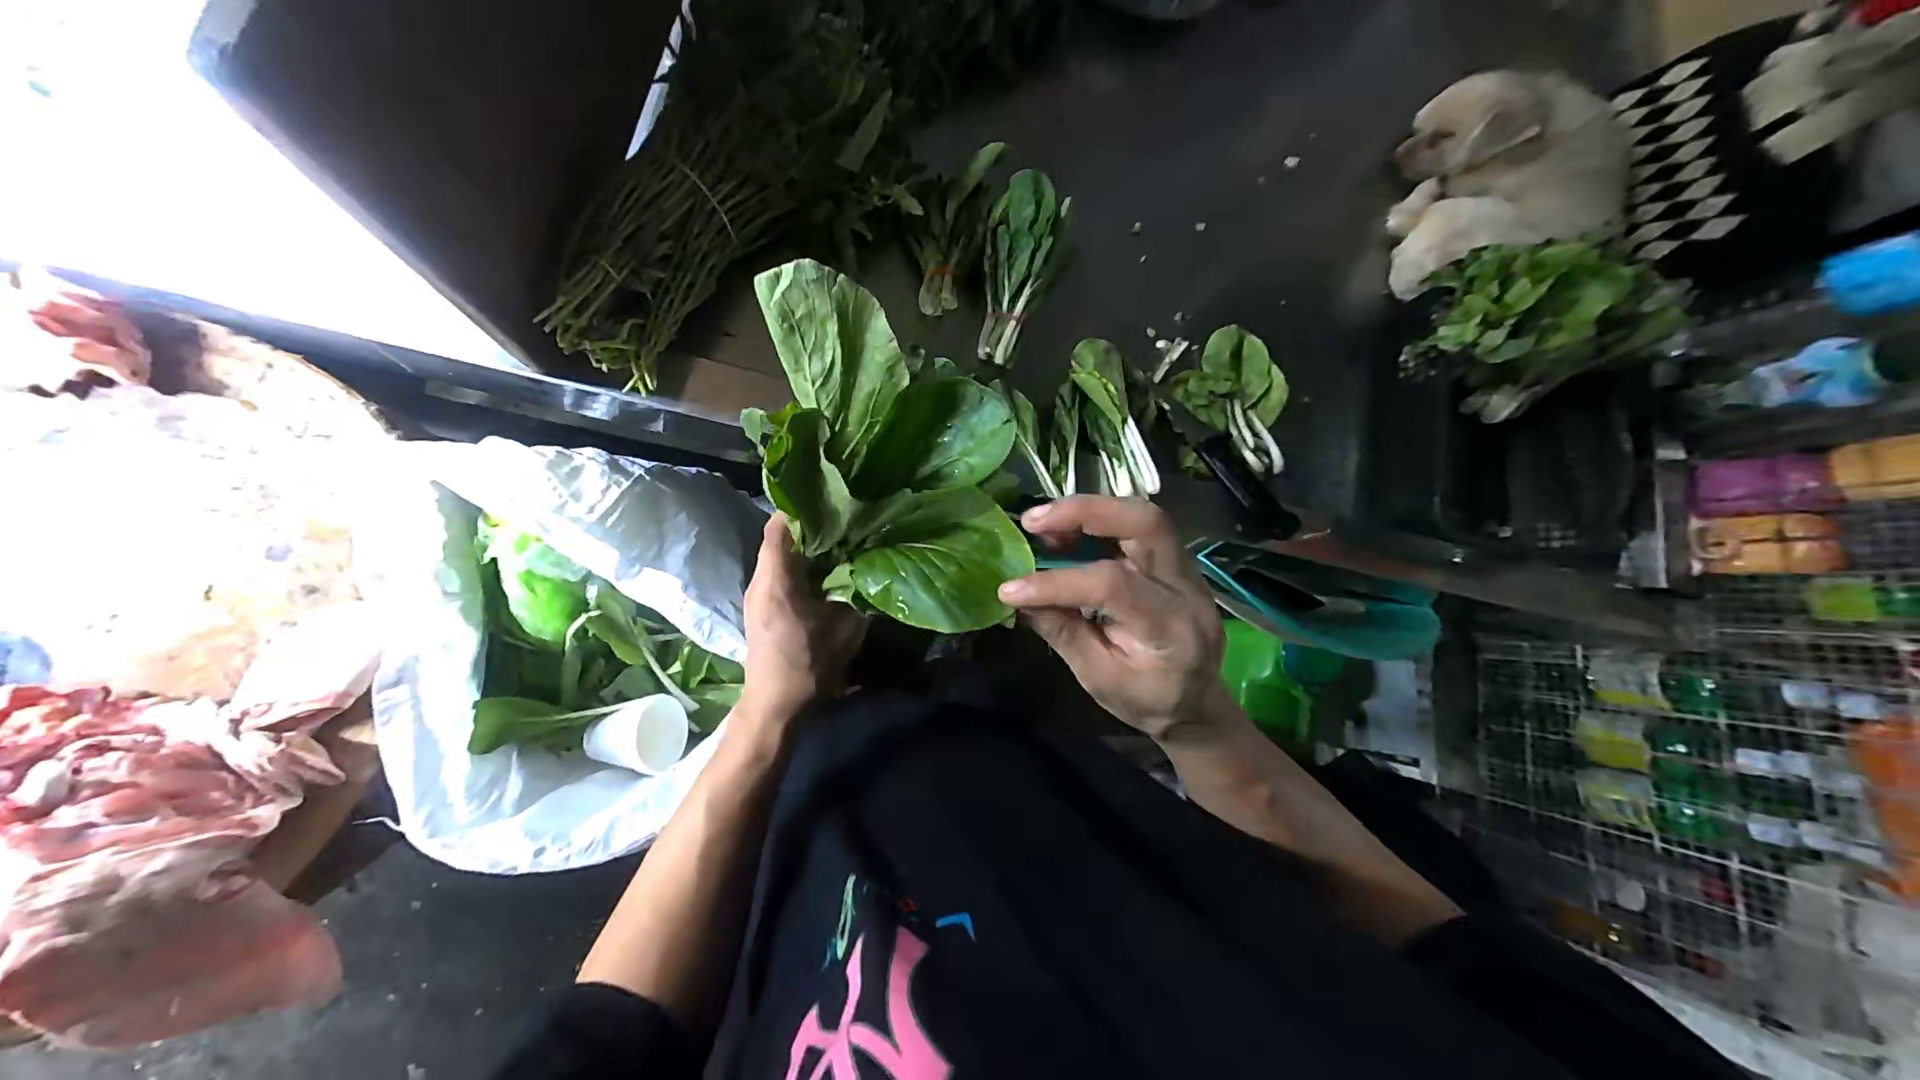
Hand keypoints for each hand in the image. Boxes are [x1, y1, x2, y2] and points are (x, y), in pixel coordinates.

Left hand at [739, 513, 865, 725]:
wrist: (775, 706)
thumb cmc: (808, 665)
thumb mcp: (845, 628)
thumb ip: (853, 593)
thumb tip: (861, 571)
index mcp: (776, 579)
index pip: (779, 526)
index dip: (802, 510)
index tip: (830, 504)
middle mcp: (759, 581)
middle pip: (778, 540)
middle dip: (809, 530)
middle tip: (842, 524)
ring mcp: (755, 596)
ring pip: (778, 559)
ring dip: (804, 552)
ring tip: (836, 548)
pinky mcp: (759, 610)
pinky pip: (777, 576)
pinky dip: (798, 570)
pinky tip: (824, 577)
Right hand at [998, 496, 1237, 742]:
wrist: (1197, 706)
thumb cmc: (1146, 700)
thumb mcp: (1098, 678)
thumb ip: (1062, 632)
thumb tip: (1020, 598)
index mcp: (1168, 627)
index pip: (1112, 586)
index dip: (1057, 583)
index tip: (1011, 589)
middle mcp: (1186, 588)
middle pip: (1146, 524)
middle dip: (1086, 512)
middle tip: (1034, 521)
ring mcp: (1189, 571)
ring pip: (1146, 516)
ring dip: (1092, 510)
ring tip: (1047, 523)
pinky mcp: (1180, 564)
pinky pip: (1144, 527)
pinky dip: (1104, 520)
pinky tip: (1072, 529)